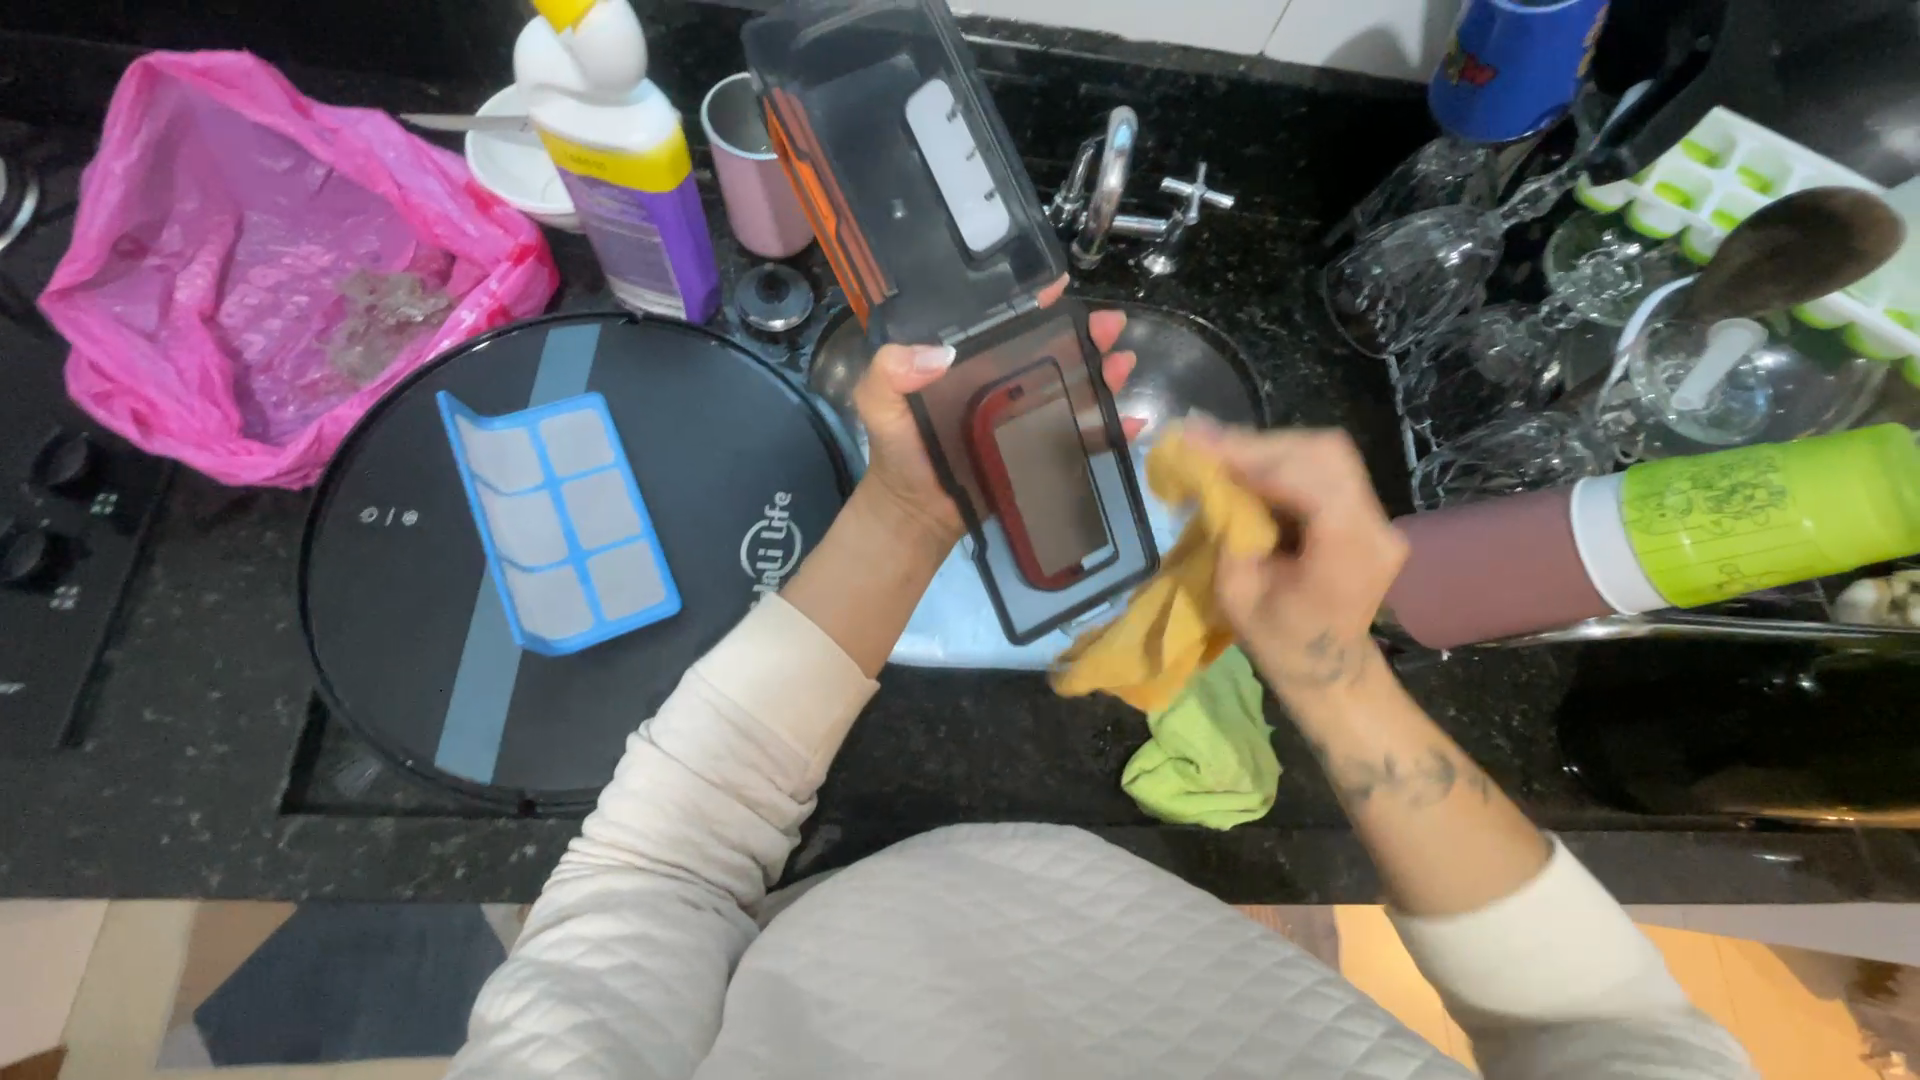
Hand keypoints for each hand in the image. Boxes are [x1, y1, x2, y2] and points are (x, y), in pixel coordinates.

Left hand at [852, 276, 1138, 553]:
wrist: (916, 514)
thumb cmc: (898, 455)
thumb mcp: (878, 404)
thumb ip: (889, 372)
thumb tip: (940, 355)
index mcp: (968, 366)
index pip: (1003, 326)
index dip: (1033, 304)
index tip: (1061, 286)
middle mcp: (1002, 386)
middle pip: (1050, 353)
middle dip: (1084, 335)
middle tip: (1111, 325)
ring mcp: (1025, 420)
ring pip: (1072, 389)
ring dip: (1103, 374)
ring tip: (1123, 363)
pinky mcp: (1039, 453)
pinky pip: (1078, 438)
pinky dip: (1108, 431)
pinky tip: (1129, 423)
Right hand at [1191, 424, 1407, 701]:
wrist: (1329, 667)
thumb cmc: (1279, 642)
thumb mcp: (1237, 595)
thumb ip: (1229, 533)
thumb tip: (1209, 480)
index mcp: (1348, 556)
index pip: (1314, 484)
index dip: (1259, 460)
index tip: (1205, 449)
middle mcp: (1376, 528)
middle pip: (1324, 455)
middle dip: (1259, 446)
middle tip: (1204, 444)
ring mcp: (1378, 517)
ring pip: (1324, 453)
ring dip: (1267, 449)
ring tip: (1218, 453)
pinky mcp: (1365, 510)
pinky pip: (1324, 468)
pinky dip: (1279, 462)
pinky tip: (1243, 467)